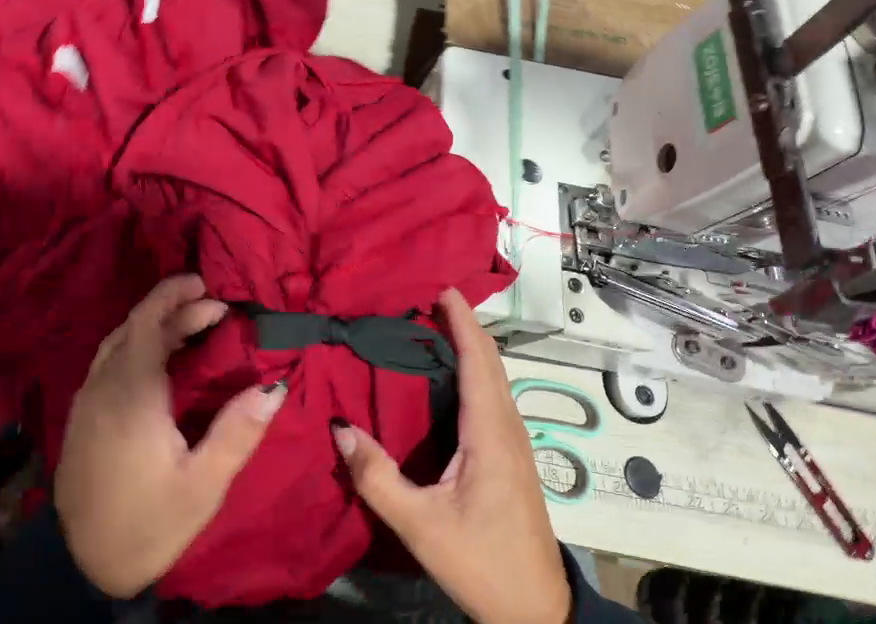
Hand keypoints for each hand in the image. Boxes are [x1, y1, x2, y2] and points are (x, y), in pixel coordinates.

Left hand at [55, 274, 287, 596]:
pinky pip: (106, 365)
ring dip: (152, 329)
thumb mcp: (203, 484)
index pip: (147, 322)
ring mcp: (85, 402)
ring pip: (117, 345)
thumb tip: (274, 385)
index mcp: (131, 393)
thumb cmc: (150, 523)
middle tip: (214, 310)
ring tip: (190, 327)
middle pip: (134, 329)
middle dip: (173, 312)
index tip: (203, 283)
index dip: (172, 296)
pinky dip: (134, 348)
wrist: (85, 566)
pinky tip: (157, 364)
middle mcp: (102, 386)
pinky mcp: (79, 419)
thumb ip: (237, 431)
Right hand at [333, 289, 571, 623]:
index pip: (479, 358)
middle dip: (460, 322)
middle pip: (489, 360)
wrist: (535, 611)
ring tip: (425, 324)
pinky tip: (441, 376)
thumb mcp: (420, 525)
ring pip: (492, 378)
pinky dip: (469, 370)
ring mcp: (512, 442)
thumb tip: (340, 427)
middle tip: (418, 296)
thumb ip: (377, 477)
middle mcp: (506, 427)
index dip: (461, 318)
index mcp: (490, 433)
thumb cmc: (481, 562)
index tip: (436, 283)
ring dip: (465, 345)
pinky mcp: (508, 456)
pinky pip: (489, 397)